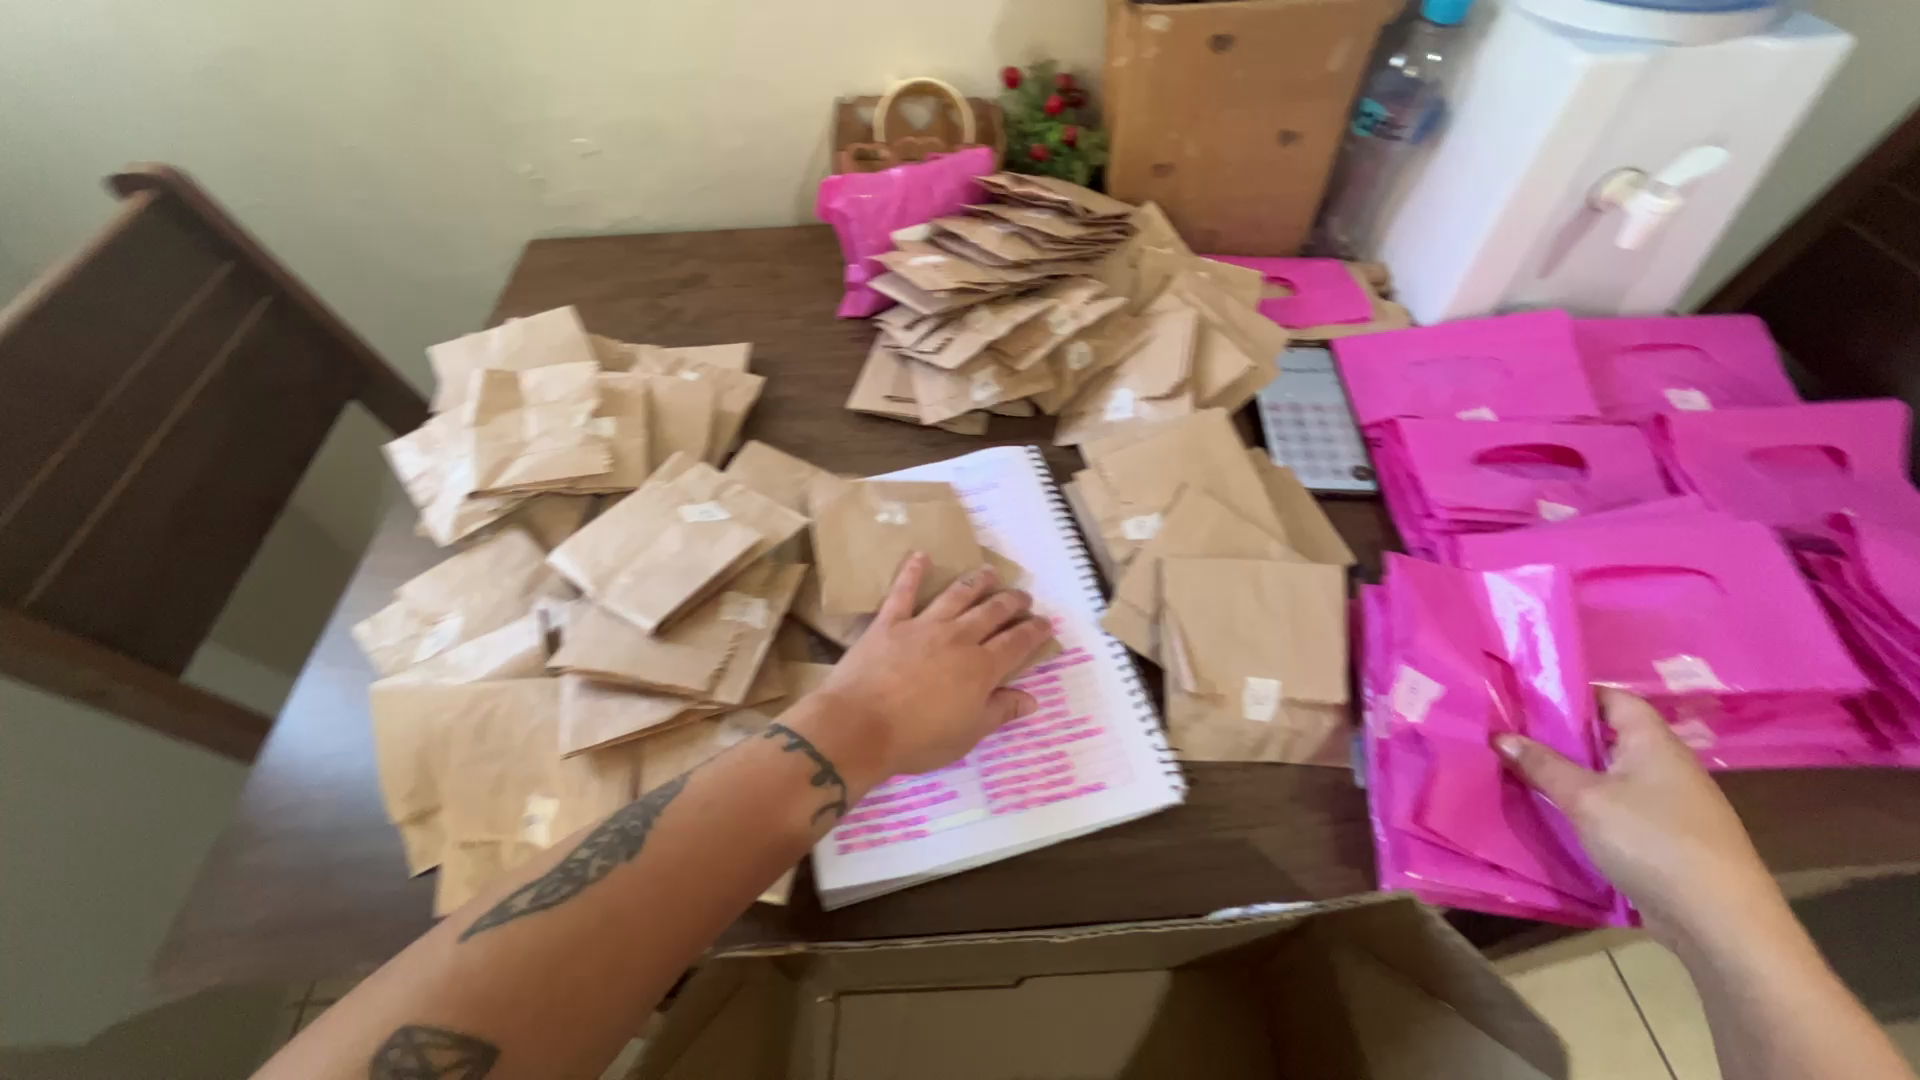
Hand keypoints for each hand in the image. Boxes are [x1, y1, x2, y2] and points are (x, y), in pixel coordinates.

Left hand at [811, 553, 1053, 782]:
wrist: (860, 726)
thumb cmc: (918, 739)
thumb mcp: (968, 735)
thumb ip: (1000, 711)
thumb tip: (1032, 699)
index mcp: (981, 668)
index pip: (1016, 643)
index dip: (1034, 632)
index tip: (1046, 623)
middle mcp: (957, 638)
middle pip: (991, 612)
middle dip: (1011, 602)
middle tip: (1023, 596)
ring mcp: (922, 626)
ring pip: (956, 595)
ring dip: (976, 581)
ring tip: (990, 571)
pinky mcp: (889, 623)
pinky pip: (903, 592)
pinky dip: (913, 572)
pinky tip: (921, 556)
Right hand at [1495, 689, 1781, 942]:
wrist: (1721, 922)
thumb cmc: (1652, 842)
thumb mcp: (1585, 798)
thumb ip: (1542, 765)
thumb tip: (1500, 735)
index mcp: (1655, 744)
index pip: (1614, 698)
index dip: (1574, 693)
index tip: (1527, 696)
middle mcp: (1667, 766)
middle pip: (1611, 735)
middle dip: (1563, 732)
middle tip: (1513, 731)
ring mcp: (1671, 803)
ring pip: (1613, 771)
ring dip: (1573, 768)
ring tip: (1525, 767)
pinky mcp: (1667, 836)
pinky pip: (1620, 802)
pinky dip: (1588, 799)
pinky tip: (1559, 809)